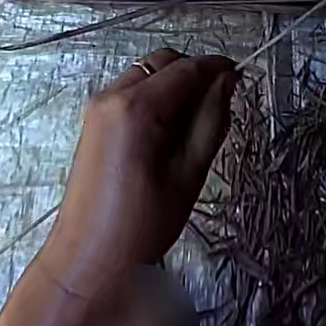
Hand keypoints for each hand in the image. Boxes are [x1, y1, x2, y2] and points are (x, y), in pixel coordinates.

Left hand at [39, 50, 235, 299]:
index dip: (216, 67)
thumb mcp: (189, 172)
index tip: (239, 74)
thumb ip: (211, 119)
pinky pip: (131, 89)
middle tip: (219, 100)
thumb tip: (227, 81)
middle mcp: (113, 95)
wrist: (86, 264)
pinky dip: (155, 94)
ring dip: (174, 82)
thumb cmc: (143, 224)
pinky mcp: (93, 120)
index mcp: (137, 107)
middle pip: (163, 62)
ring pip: (147, 72)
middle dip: (194, 72)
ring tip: (195, 119)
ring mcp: (98, 106)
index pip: (185, 68)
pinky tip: (168, 128)